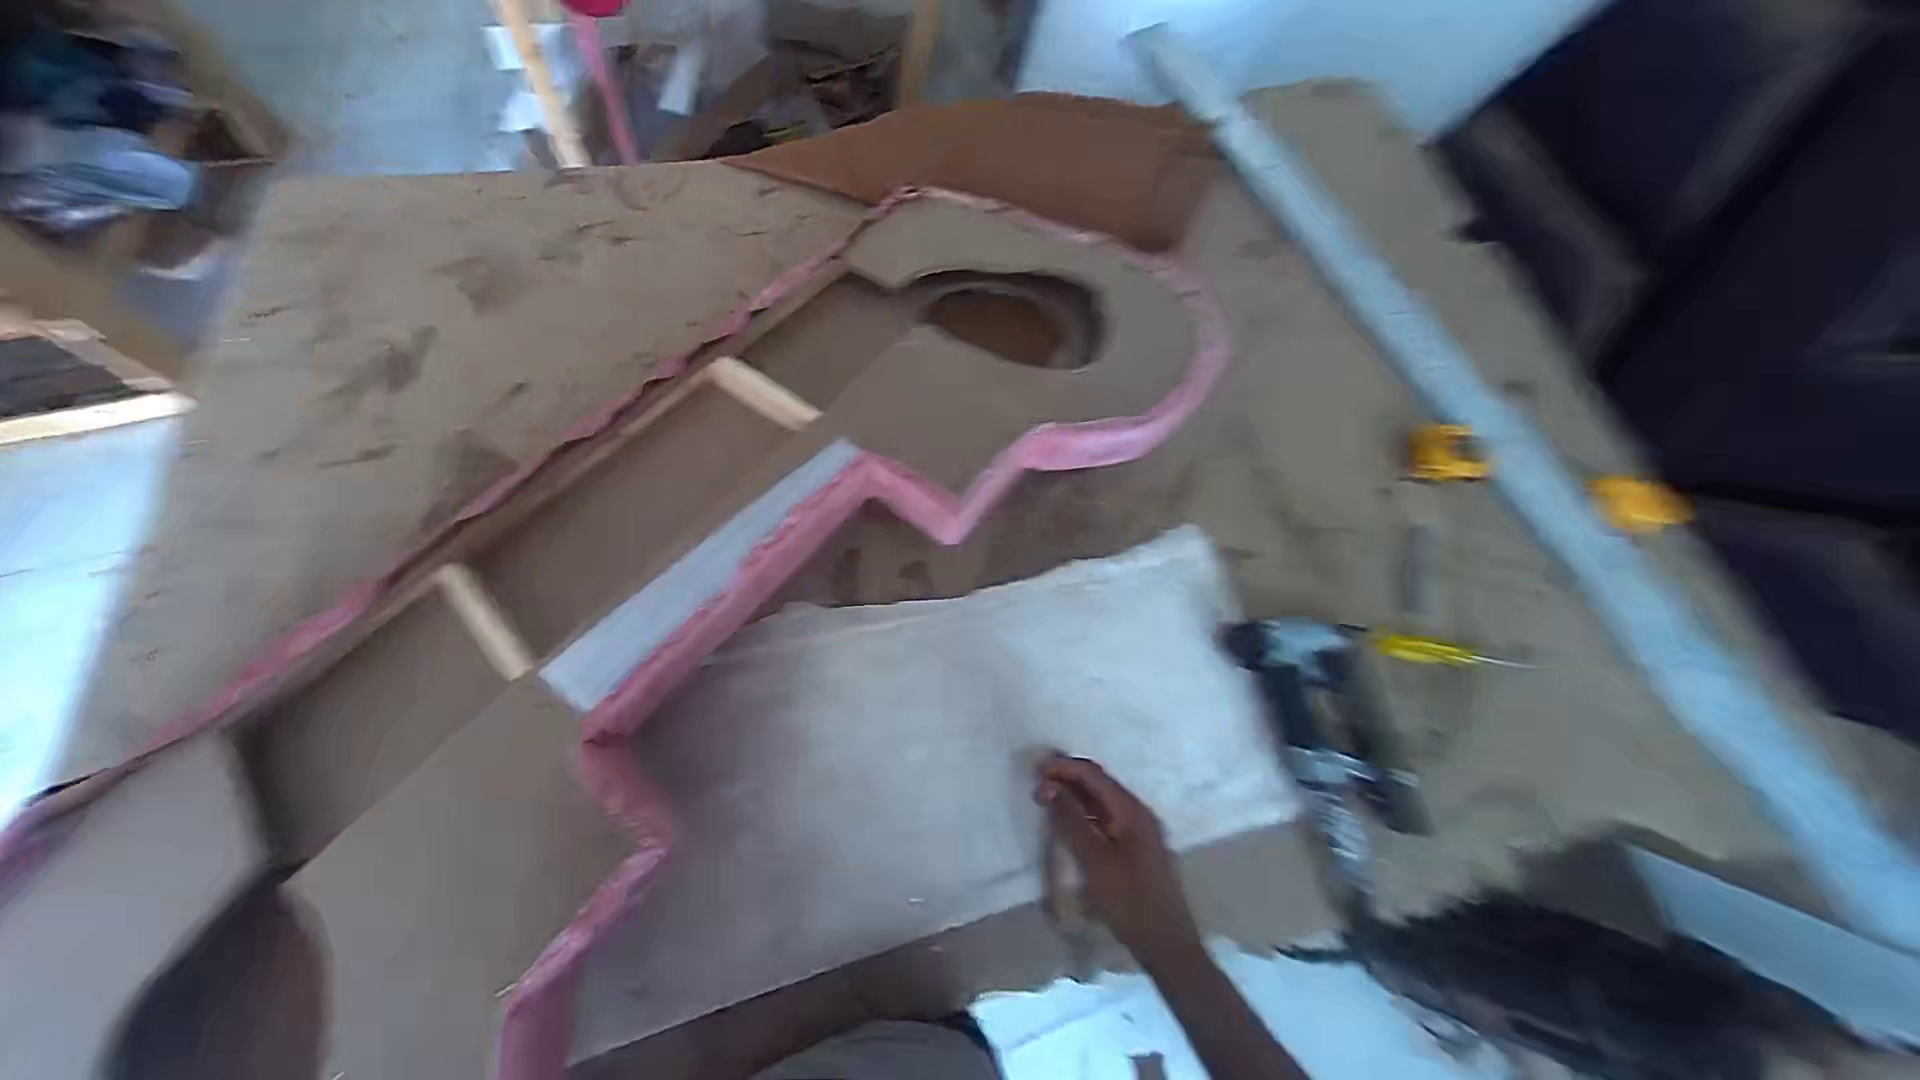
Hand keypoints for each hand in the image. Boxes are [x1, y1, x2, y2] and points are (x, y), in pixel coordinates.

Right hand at [1034, 753, 1200, 959]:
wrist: (1168, 947)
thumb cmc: (1129, 901)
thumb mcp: (1094, 860)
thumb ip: (1070, 820)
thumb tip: (1050, 786)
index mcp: (1132, 810)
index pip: (1094, 775)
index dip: (1063, 768)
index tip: (1035, 770)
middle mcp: (1138, 814)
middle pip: (1099, 785)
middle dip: (1068, 780)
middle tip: (1037, 786)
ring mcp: (1141, 832)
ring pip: (1103, 803)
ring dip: (1075, 798)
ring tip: (1047, 803)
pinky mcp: (1137, 851)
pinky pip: (1107, 820)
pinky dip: (1085, 817)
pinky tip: (1069, 826)